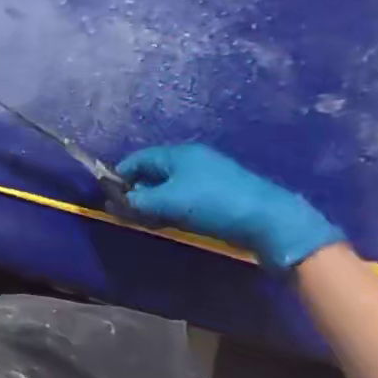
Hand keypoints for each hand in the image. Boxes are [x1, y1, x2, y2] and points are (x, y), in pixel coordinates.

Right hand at [116, 144, 342, 271]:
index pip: (136, 160)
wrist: (269, 221)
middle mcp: (192, 159)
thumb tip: (114, 203)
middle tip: (128, 214)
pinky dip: (171, 208)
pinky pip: (184, 197)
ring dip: (153, 203)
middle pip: (151, 173)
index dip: (119, 177)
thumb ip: (136, 201)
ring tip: (148, 222)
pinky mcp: (219, 193)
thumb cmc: (212, 204)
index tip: (109, 198)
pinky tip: (171, 223)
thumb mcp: (167, 202)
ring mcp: (207, 176)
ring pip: (167, 187)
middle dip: (136, 193)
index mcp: (178, 154)